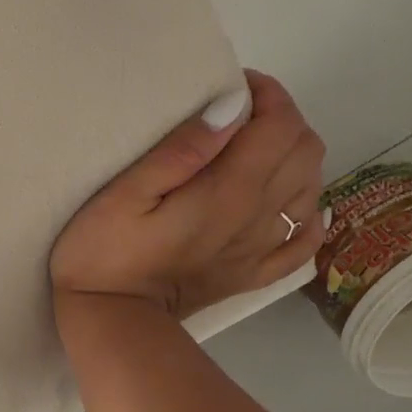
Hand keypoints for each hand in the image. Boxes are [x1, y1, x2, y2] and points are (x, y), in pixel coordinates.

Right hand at [49, 69, 326, 319]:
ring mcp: (259, 248)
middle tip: (240, 121)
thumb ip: (179, 152)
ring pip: (309, 188)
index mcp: (230, 190)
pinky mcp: (250, 275)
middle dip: (282, 122)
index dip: (267, 94)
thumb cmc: (102, 257)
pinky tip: (289, 208)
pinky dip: (308, 216)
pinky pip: (303, 241)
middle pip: (304, 150)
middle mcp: (258, 215)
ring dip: (293, 162)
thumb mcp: (122, 196)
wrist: (108, 324)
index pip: (279, 123)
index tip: (234, 88)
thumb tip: (231, 109)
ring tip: (255, 158)